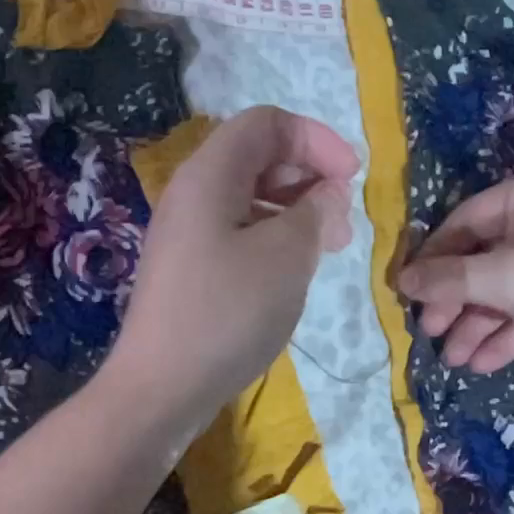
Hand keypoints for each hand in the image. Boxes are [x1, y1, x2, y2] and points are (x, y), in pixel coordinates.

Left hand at [106, 106, 357, 429]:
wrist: (161, 388)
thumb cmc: (227, 314)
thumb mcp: (286, 256)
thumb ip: (314, 212)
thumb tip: (324, 194)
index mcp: (209, 174)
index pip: (267, 124)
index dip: (317, 140)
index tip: (352, 180)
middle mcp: (189, 197)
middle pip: (255, 162)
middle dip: (307, 181)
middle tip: (341, 225)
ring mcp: (182, 241)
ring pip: (246, 206)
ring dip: (291, 218)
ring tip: (323, 254)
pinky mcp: (183, 279)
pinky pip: (232, 242)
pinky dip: (268, 247)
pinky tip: (287, 280)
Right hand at [397, 170, 513, 397]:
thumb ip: (453, 278)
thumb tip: (402, 278)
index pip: (466, 219)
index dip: (432, 256)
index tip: (404, 294)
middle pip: (483, 257)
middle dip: (453, 299)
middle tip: (428, 333)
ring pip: (505, 291)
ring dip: (475, 325)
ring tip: (454, 360)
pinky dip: (505, 336)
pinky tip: (484, 364)